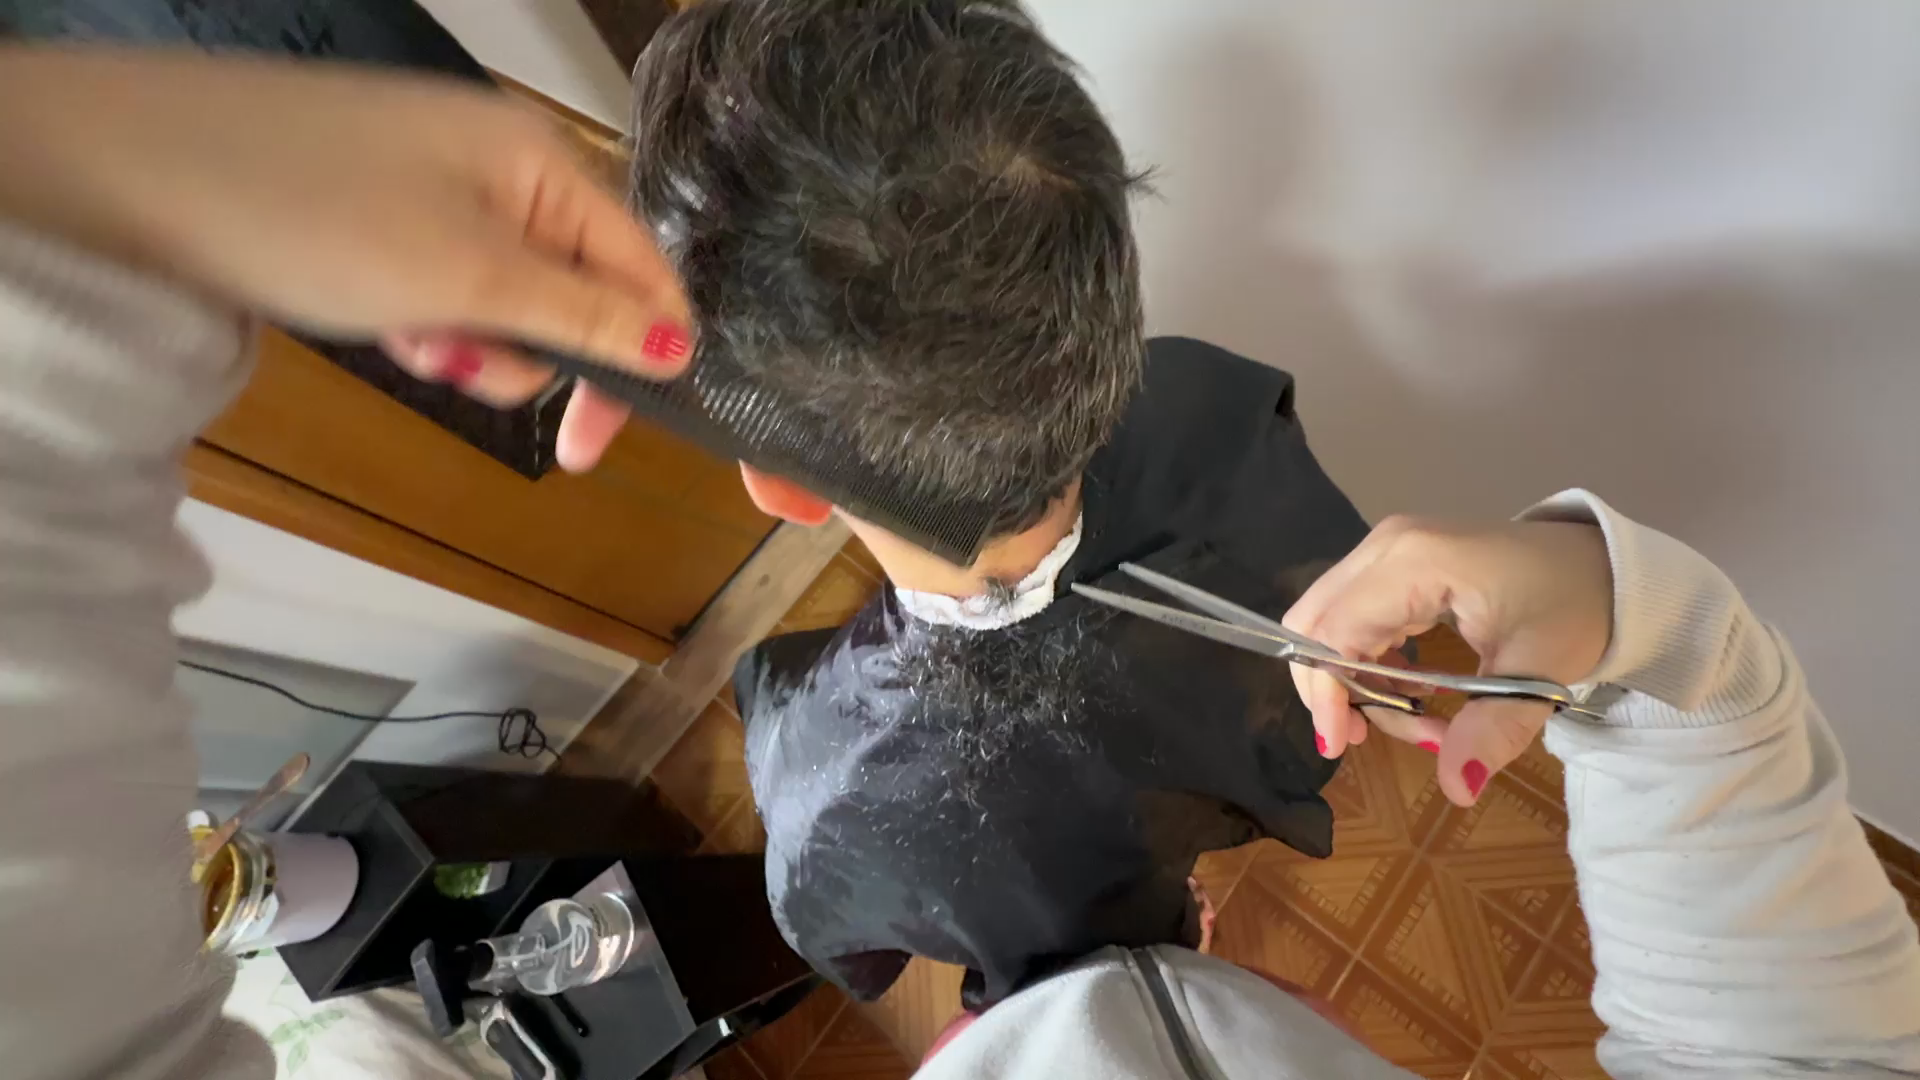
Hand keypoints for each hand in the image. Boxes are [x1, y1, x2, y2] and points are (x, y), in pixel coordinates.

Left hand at [0, 47, 691, 470]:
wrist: (100, 171)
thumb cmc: (312, 216)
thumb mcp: (471, 278)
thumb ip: (589, 317)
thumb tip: (683, 349)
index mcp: (543, 164)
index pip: (642, 269)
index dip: (649, 348)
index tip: (621, 428)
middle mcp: (511, 174)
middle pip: (583, 292)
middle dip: (546, 354)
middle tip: (524, 418)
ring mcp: (454, 195)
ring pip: (523, 305)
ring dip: (486, 347)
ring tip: (422, 346)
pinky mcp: (404, 221)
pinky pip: (465, 294)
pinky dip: (443, 327)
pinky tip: (394, 329)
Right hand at [1283, 516, 1612, 805]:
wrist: (1606, 563)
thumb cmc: (1578, 607)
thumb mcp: (1542, 671)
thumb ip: (1492, 727)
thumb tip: (1457, 789)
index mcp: (1414, 562)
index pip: (1335, 630)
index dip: (1327, 691)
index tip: (1340, 743)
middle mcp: (1382, 547)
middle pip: (1310, 621)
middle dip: (1325, 685)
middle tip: (1361, 734)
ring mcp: (1380, 549)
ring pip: (1321, 620)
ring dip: (1346, 676)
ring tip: (1409, 713)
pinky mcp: (1385, 561)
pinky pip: (1344, 613)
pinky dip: (1359, 658)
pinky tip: (1407, 683)